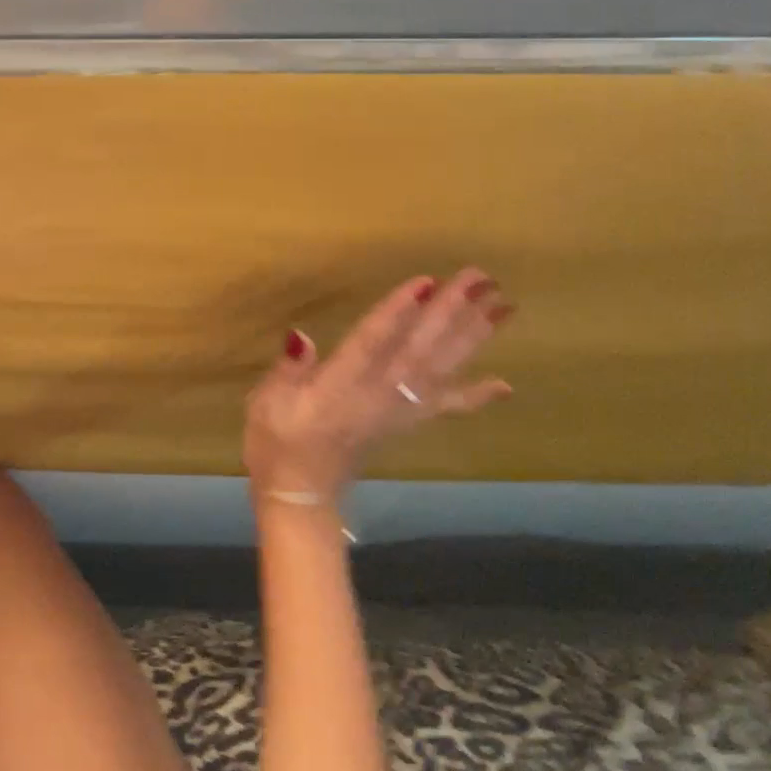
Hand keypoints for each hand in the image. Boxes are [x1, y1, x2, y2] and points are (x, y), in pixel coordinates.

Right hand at [244, 269, 512, 500]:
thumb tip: (299, 336)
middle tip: (480, 277)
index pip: (372, 342)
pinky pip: (445, 407)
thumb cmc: (276, 442)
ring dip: (471, 337)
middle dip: (449, 312)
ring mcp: (397, 408)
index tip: (426, 282)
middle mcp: (378, 394)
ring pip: (440, 367)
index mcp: (339, 386)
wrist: (300, 492)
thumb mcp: (267, 403)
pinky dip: (475, 396)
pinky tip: (503, 384)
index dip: (397, 312)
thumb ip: (287, 370)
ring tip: (501, 305)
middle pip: (419, 347)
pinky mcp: (405, 421)